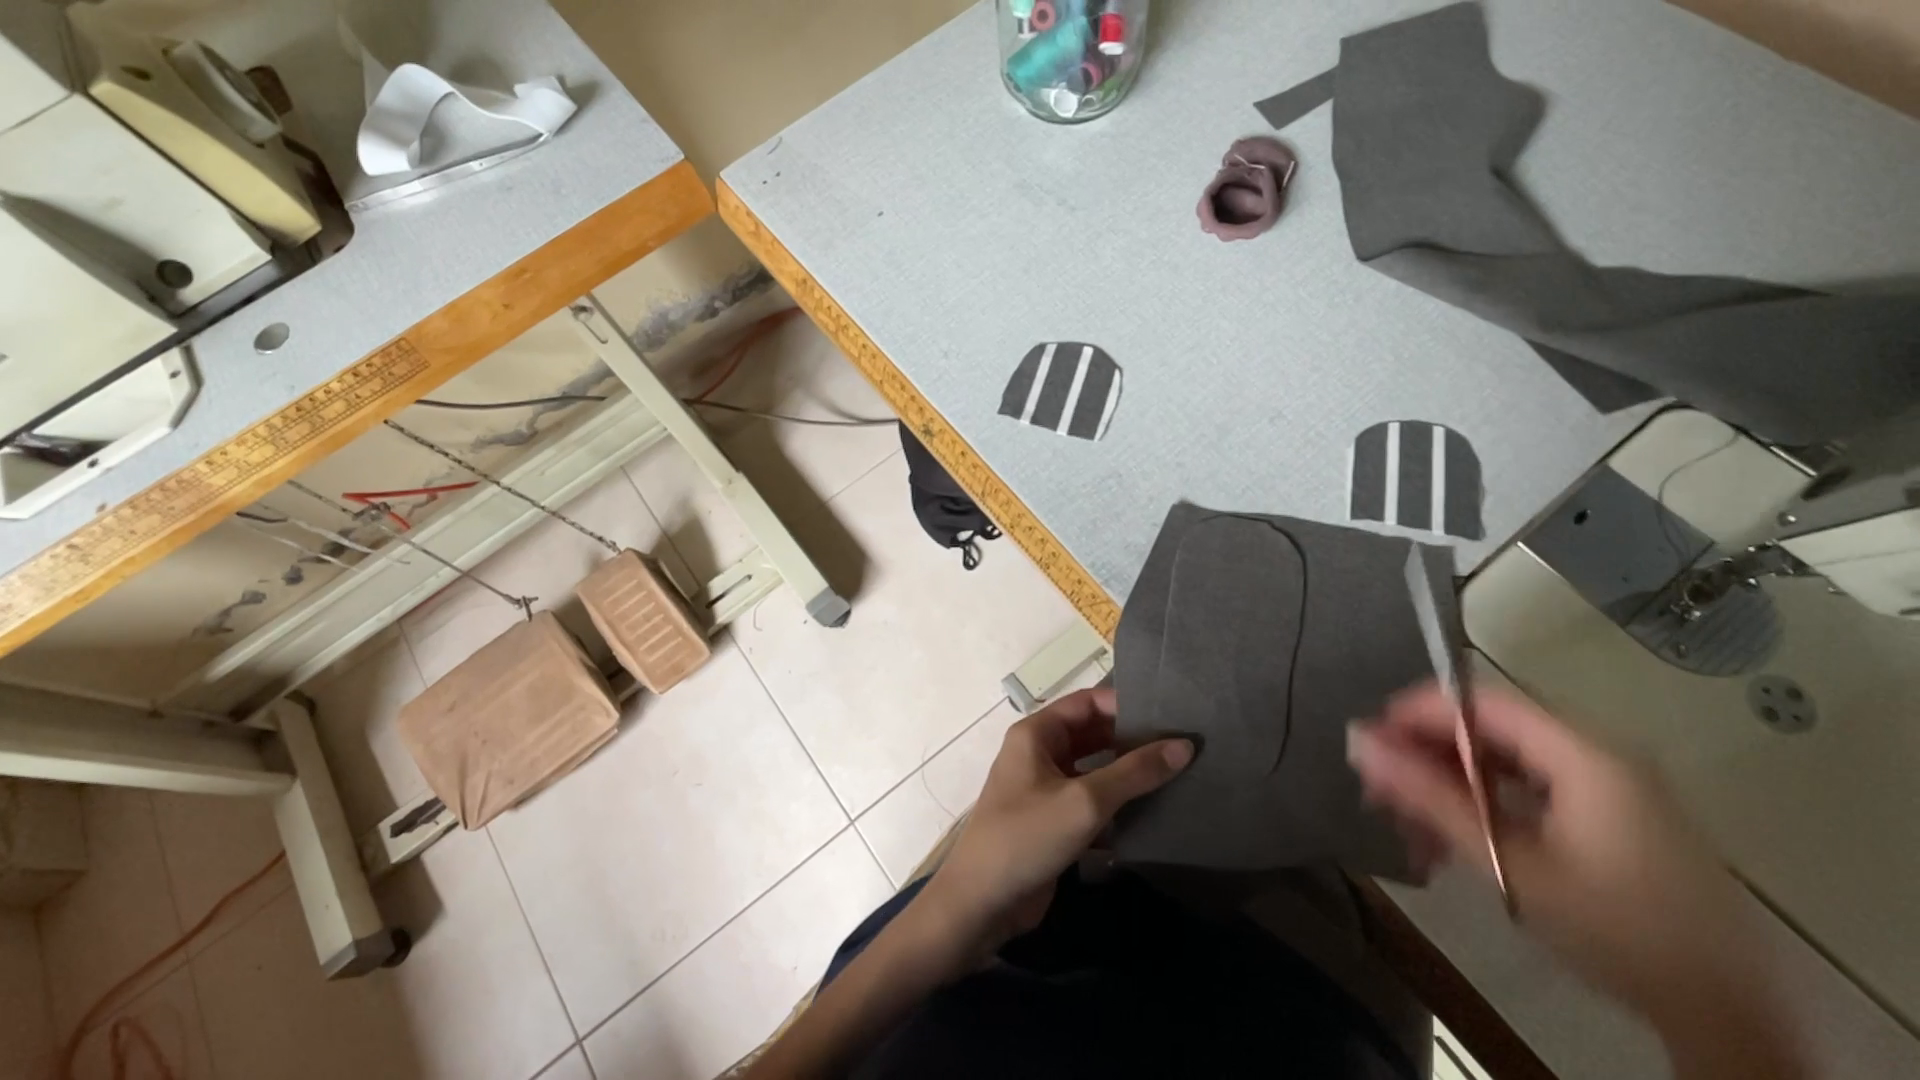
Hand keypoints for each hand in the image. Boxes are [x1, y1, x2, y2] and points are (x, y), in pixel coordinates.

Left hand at [918, 686, 1192, 962]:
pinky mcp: (1054, 824)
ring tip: (1182, 777)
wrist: (982, 904)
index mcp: (1036, 734)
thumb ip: (1135, 772)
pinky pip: (1093, 805)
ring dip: (1130, 776)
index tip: (1171, 716)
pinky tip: (1157, 816)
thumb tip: (1184, 745)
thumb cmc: (1027, 838)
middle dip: (1134, 741)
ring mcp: (1046, 790)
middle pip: (1094, 735)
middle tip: (1184, 748)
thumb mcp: (1085, 801)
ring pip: (1096, 771)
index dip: (1126, 705)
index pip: (1088, 702)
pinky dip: (1120, 807)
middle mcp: (1039, 755)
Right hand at [1347, 683, 1767, 1021]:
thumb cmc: (1615, 928)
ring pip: (1509, 763)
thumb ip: (1431, 798)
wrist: (1727, 1010)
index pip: (1482, 702)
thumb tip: (1359, 742)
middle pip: (1493, 730)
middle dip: (1429, 756)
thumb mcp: (1511, 862)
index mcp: (1584, 753)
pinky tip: (1458, 841)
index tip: (1368, 740)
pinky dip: (1489, 805)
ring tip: (1411, 827)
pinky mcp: (1615, 817)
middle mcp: (1600, 754)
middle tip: (1380, 792)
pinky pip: (1534, 789)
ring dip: (1454, 785)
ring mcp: (1612, 786)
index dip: (1418, 712)